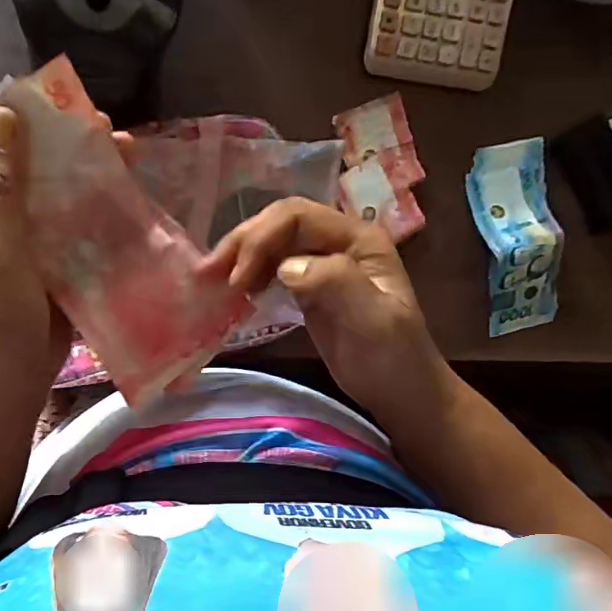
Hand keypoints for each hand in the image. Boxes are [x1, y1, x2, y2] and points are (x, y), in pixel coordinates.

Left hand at [0, 106, 136, 399]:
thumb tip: (5, 118)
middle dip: (60, 148)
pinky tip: (124, 191)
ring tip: (122, 147)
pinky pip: (74, 230)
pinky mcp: (55, 265)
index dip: (12, 126)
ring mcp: (27, 246)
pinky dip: (95, 212)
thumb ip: (4, 187)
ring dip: (84, 175)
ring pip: (55, 200)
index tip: (44, 100)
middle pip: (27, 174)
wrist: (18, 376)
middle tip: (95, 121)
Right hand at [202, 198, 442, 415]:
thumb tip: (285, 267)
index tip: (236, 279)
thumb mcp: (372, 321)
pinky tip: (234, 294)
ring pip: (272, 245)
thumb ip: (335, 284)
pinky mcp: (309, 290)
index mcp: (358, 239)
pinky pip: (272, 269)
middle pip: (280, 224)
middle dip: (242, 243)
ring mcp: (323, 265)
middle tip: (209, 275)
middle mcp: (339, 242)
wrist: (402, 393)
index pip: (297, 216)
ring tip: (212, 282)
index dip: (261, 239)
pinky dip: (249, 276)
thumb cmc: (393, 359)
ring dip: (240, 258)